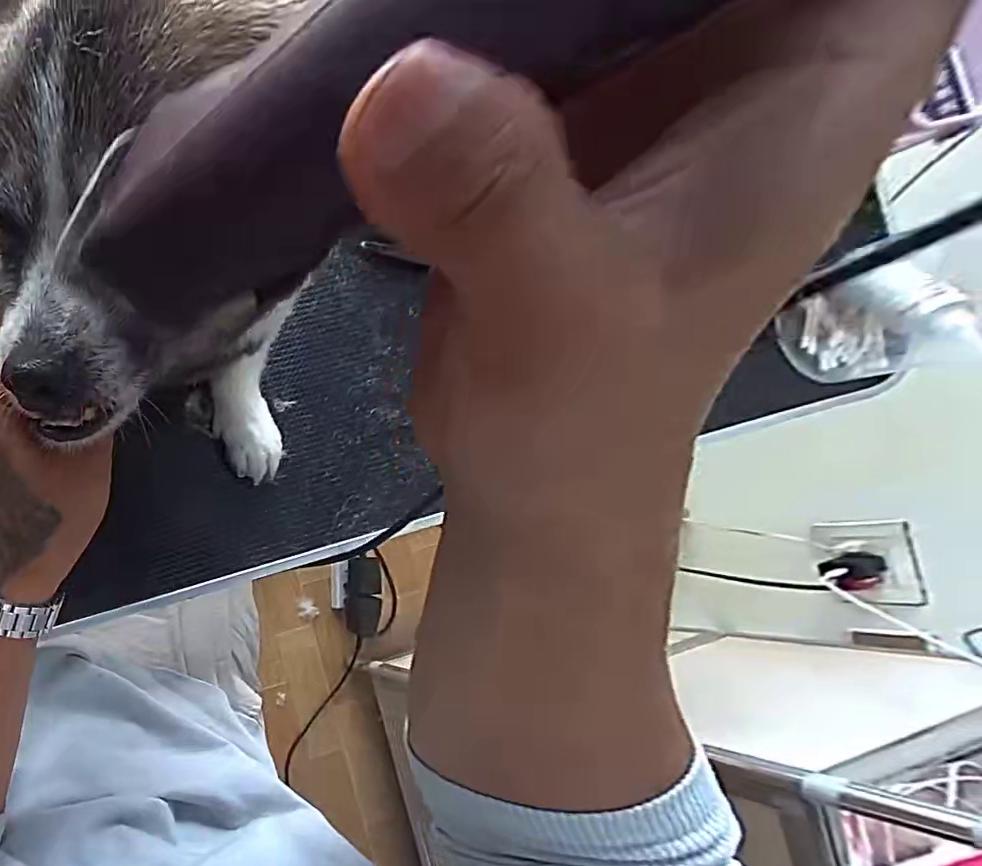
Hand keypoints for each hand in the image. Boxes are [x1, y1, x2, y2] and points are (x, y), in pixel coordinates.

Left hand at [0, 301, 113, 604]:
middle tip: (84, 297)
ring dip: (33, 339)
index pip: (2, 318)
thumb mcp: (86, 454)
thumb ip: (88, 399)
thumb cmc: (57, 513)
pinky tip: (61, 364)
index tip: (74, 276)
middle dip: (38, 313)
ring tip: (78, 326)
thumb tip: (99, 353)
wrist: (25, 559)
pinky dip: (26, 365)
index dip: (37, 292)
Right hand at [339, 1, 961, 810]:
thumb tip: (388, 83)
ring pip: (574, 0)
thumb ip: (492, 197)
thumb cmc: (577, 410)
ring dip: (488, 5)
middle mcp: (735, 57)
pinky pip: (501, 65)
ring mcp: (632, 103)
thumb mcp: (552, 304)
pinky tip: (390, 59)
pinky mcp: (542, 151)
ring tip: (398, 9)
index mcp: (820, 56)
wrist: (524, 476)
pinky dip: (448, 58)